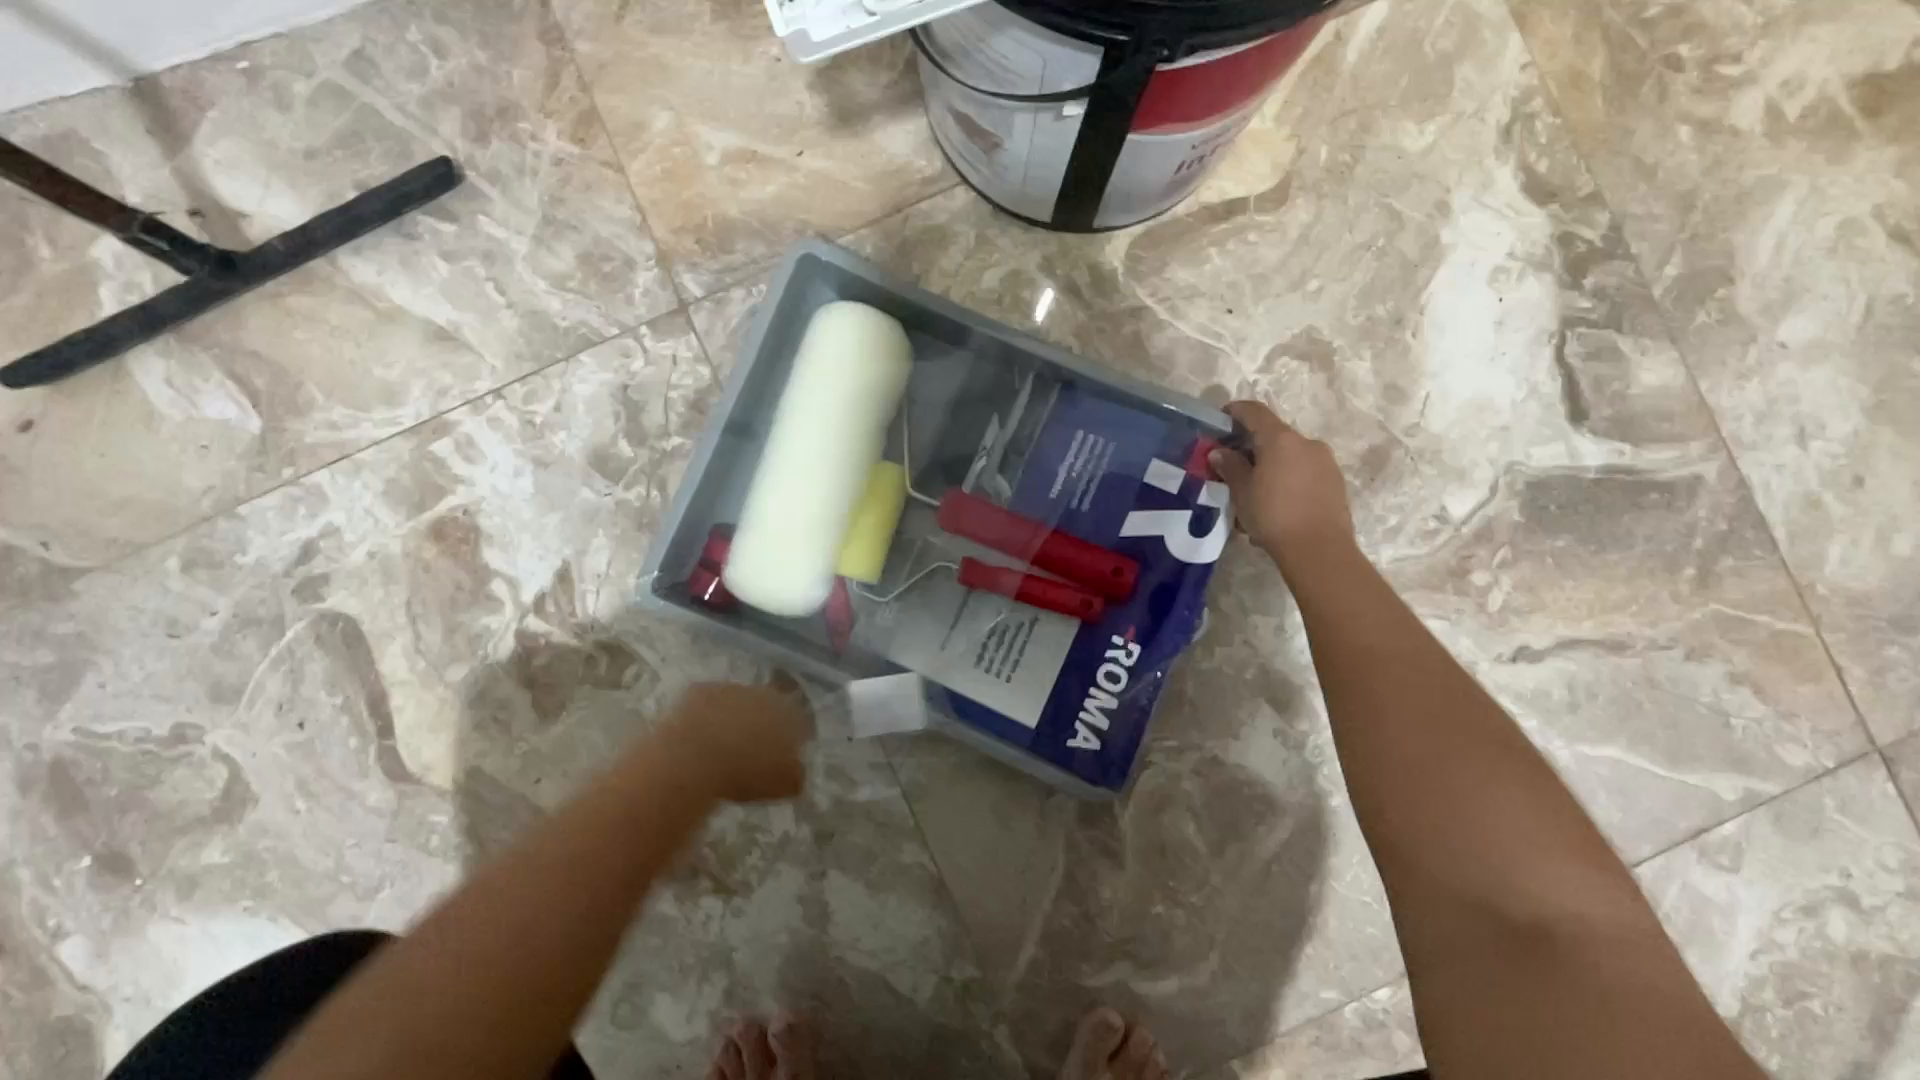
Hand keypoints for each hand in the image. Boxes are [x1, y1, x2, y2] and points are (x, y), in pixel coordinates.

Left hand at [655, 675, 813, 803]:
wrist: (693, 760)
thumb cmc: (745, 774)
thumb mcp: (784, 786)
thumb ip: (797, 773)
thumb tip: (796, 767)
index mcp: (791, 715)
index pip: (801, 722)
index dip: (792, 738)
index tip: (782, 755)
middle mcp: (766, 693)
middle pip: (770, 706)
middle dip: (763, 723)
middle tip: (751, 749)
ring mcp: (732, 688)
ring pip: (738, 701)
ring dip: (734, 716)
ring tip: (721, 744)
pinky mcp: (701, 688)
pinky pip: (708, 700)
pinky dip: (706, 713)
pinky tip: (697, 734)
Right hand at [1209, 401, 1357, 579]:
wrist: (1320, 550)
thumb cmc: (1273, 516)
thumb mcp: (1242, 492)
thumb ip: (1230, 467)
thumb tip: (1220, 452)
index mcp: (1281, 439)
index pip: (1254, 412)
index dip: (1235, 411)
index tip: (1220, 420)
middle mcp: (1306, 443)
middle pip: (1274, 435)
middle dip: (1252, 447)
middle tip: (1233, 466)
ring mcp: (1325, 462)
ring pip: (1290, 456)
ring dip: (1271, 466)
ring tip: (1254, 493)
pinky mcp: (1335, 482)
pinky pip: (1304, 473)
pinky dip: (1287, 480)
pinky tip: (1276, 506)